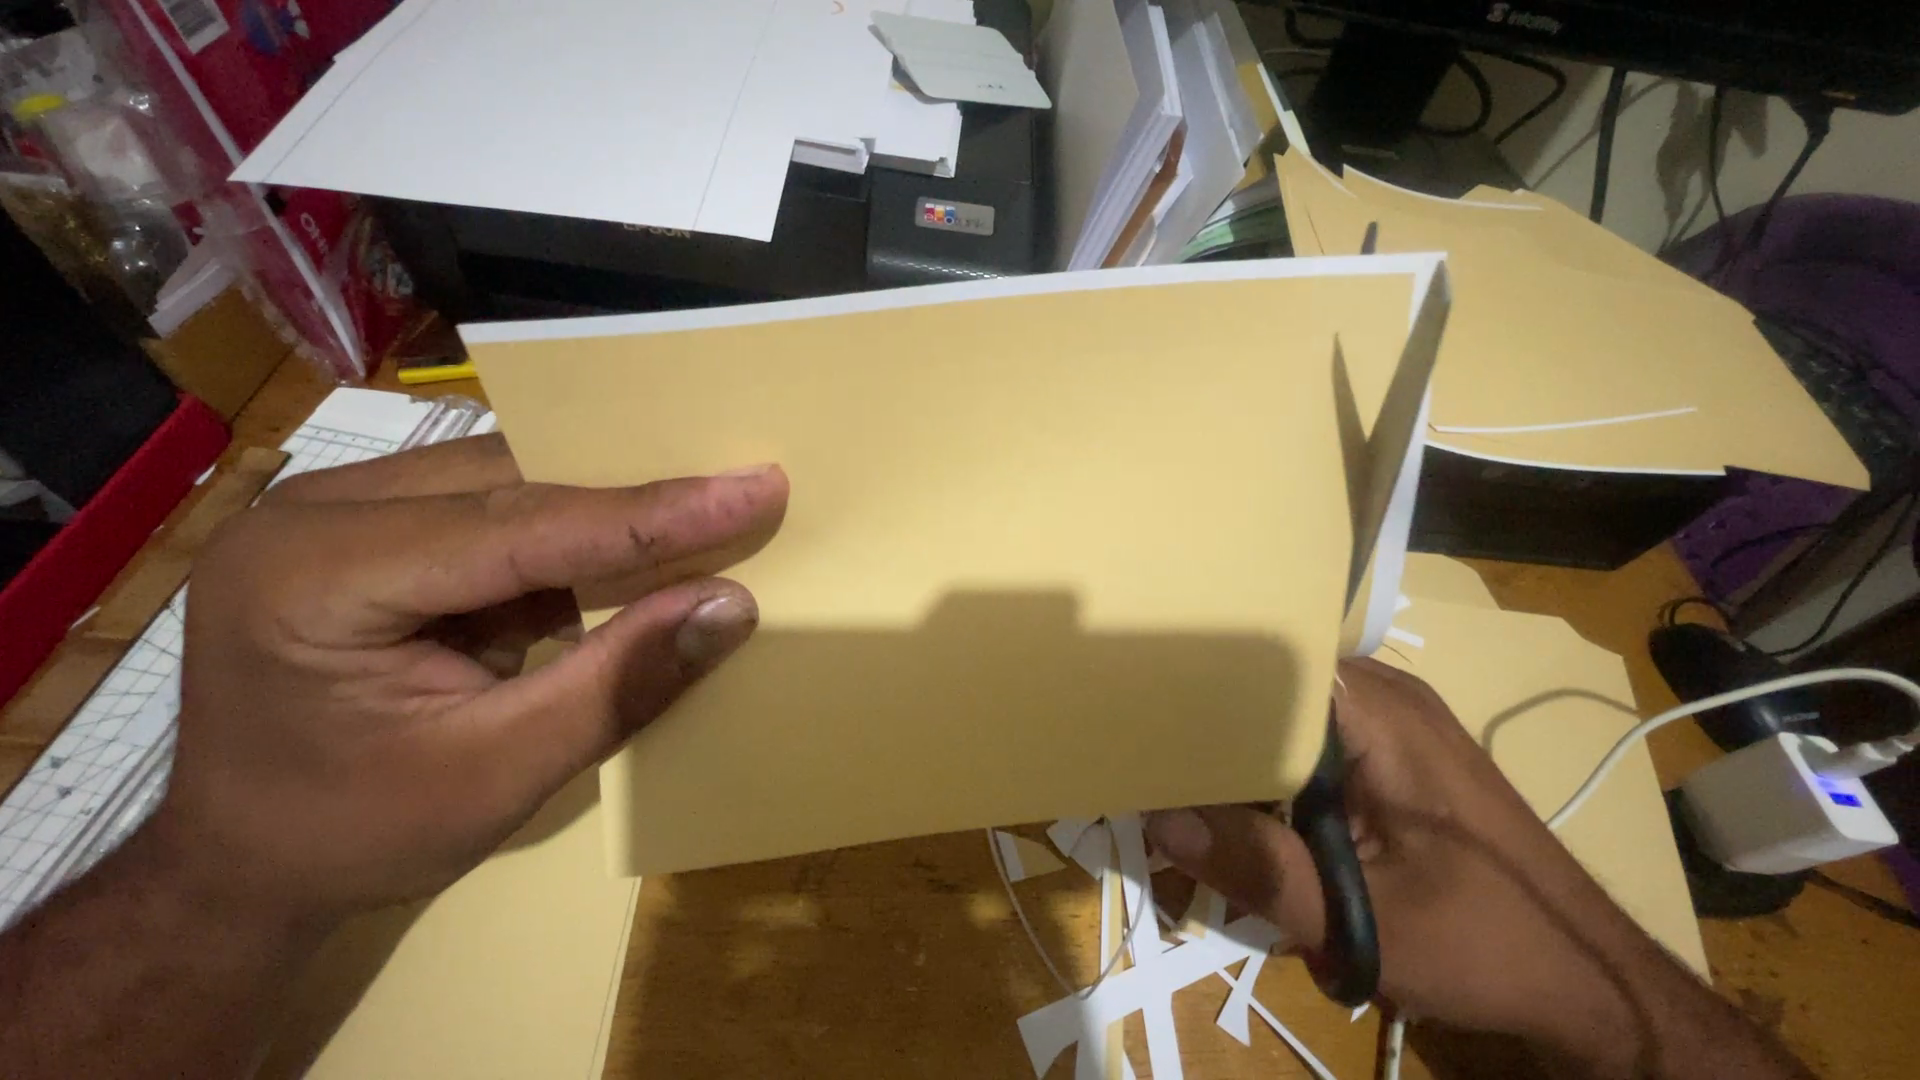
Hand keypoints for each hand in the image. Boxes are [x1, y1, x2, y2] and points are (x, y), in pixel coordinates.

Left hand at [155, 434, 787, 924]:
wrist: (241, 865)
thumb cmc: (355, 834)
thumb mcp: (499, 773)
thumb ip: (618, 682)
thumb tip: (730, 604)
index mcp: (319, 574)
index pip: (524, 524)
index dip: (654, 514)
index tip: (756, 488)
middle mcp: (321, 513)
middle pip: (519, 482)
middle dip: (639, 497)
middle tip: (746, 492)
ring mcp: (345, 513)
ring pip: (516, 481)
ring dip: (611, 509)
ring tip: (708, 517)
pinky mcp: (380, 529)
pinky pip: (503, 507)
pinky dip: (577, 534)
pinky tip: (633, 552)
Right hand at [1145, 658, 1672, 1054]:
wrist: (1590, 983)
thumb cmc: (1487, 945)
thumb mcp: (1362, 920)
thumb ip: (1258, 868)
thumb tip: (1157, 818)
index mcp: (1380, 713)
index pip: (1267, 667)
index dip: (1202, 691)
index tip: (1147, 724)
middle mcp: (1384, 697)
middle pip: (1268, 691)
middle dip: (1211, 732)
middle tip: (1154, 771)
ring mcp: (1392, 723)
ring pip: (1285, 720)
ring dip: (1240, 760)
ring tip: (1186, 794)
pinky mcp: (1393, 755)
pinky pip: (1311, 743)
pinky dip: (1272, 775)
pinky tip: (1248, 816)